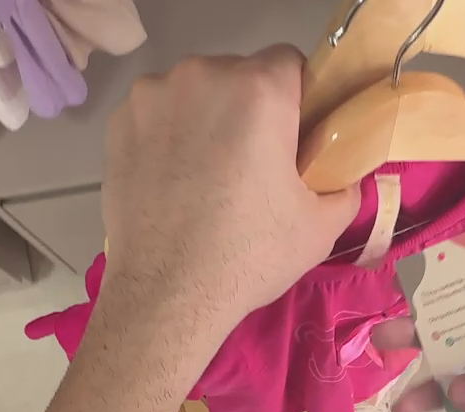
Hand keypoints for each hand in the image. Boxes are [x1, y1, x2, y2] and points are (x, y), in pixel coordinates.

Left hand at [98, 48, 359, 347]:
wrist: (169, 294)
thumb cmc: (249, 258)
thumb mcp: (319, 230)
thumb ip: (343, 189)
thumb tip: (345, 178)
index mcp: (259, 92)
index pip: (290, 64)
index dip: (298, 102)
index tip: (295, 142)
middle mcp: (203, 76)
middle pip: (240, 77)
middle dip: (251, 113)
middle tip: (255, 171)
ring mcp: (154, 96)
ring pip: (196, 96)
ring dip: (209, 123)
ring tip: (210, 182)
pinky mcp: (120, 123)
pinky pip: (160, 117)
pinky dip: (171, 139)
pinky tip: (177, 185)